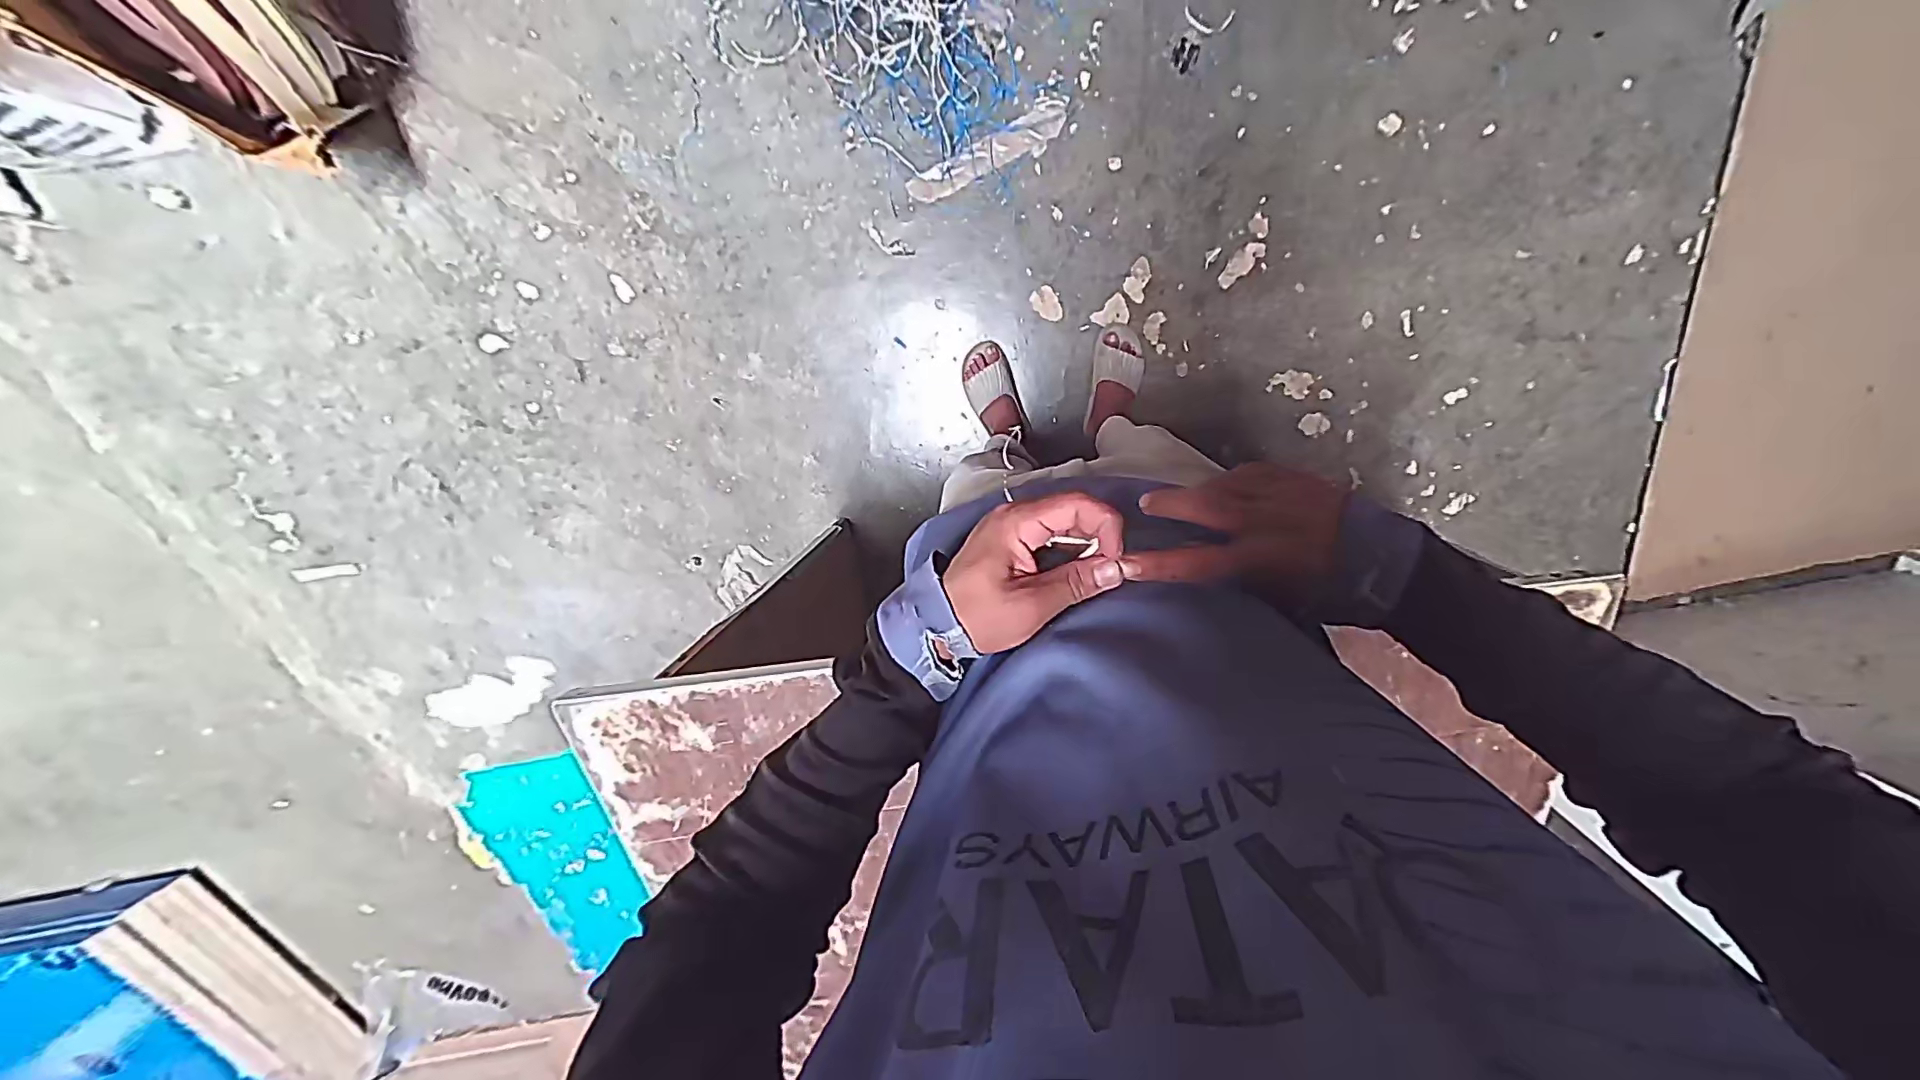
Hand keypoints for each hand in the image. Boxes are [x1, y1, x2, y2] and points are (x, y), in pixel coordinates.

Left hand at [943, 492, 1127, 652]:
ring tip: (1094, 574)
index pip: (1077, 503)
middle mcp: (1013, 515)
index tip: (1115, 559)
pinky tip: (1075, 572)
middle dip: (1100, 534)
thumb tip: (1117, 568)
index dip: (1106, 526)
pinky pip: (1049, 533)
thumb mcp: (1031, 605)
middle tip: (1110, 569)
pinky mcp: (1010, 540)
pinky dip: (1069, 548)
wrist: (936, 627)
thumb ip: (1076, 582)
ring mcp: (1010, 525)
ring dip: (1086, 543)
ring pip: (1063, 520)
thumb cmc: (975, 617)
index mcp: (1016, 523)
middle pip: (1072, 507)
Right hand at [1118, 463, 1349, 604]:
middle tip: (1147, 502)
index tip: (1127, 563)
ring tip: (1187, 496)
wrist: (1388, 562)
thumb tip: (1204, 573)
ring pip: (1224, 485)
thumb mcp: (1280, 598)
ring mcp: (1279, 495)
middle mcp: (1263, 522)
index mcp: (1259, 559)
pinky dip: (1232, 481)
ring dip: (1201, 491)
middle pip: (1205, 506)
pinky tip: (1228, 487)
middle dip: (1171, 503)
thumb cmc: (1329, 592)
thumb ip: (1238, 581)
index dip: (1157, 564)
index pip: (1195, 563)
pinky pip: (1250, 474)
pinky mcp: (1294, 479)